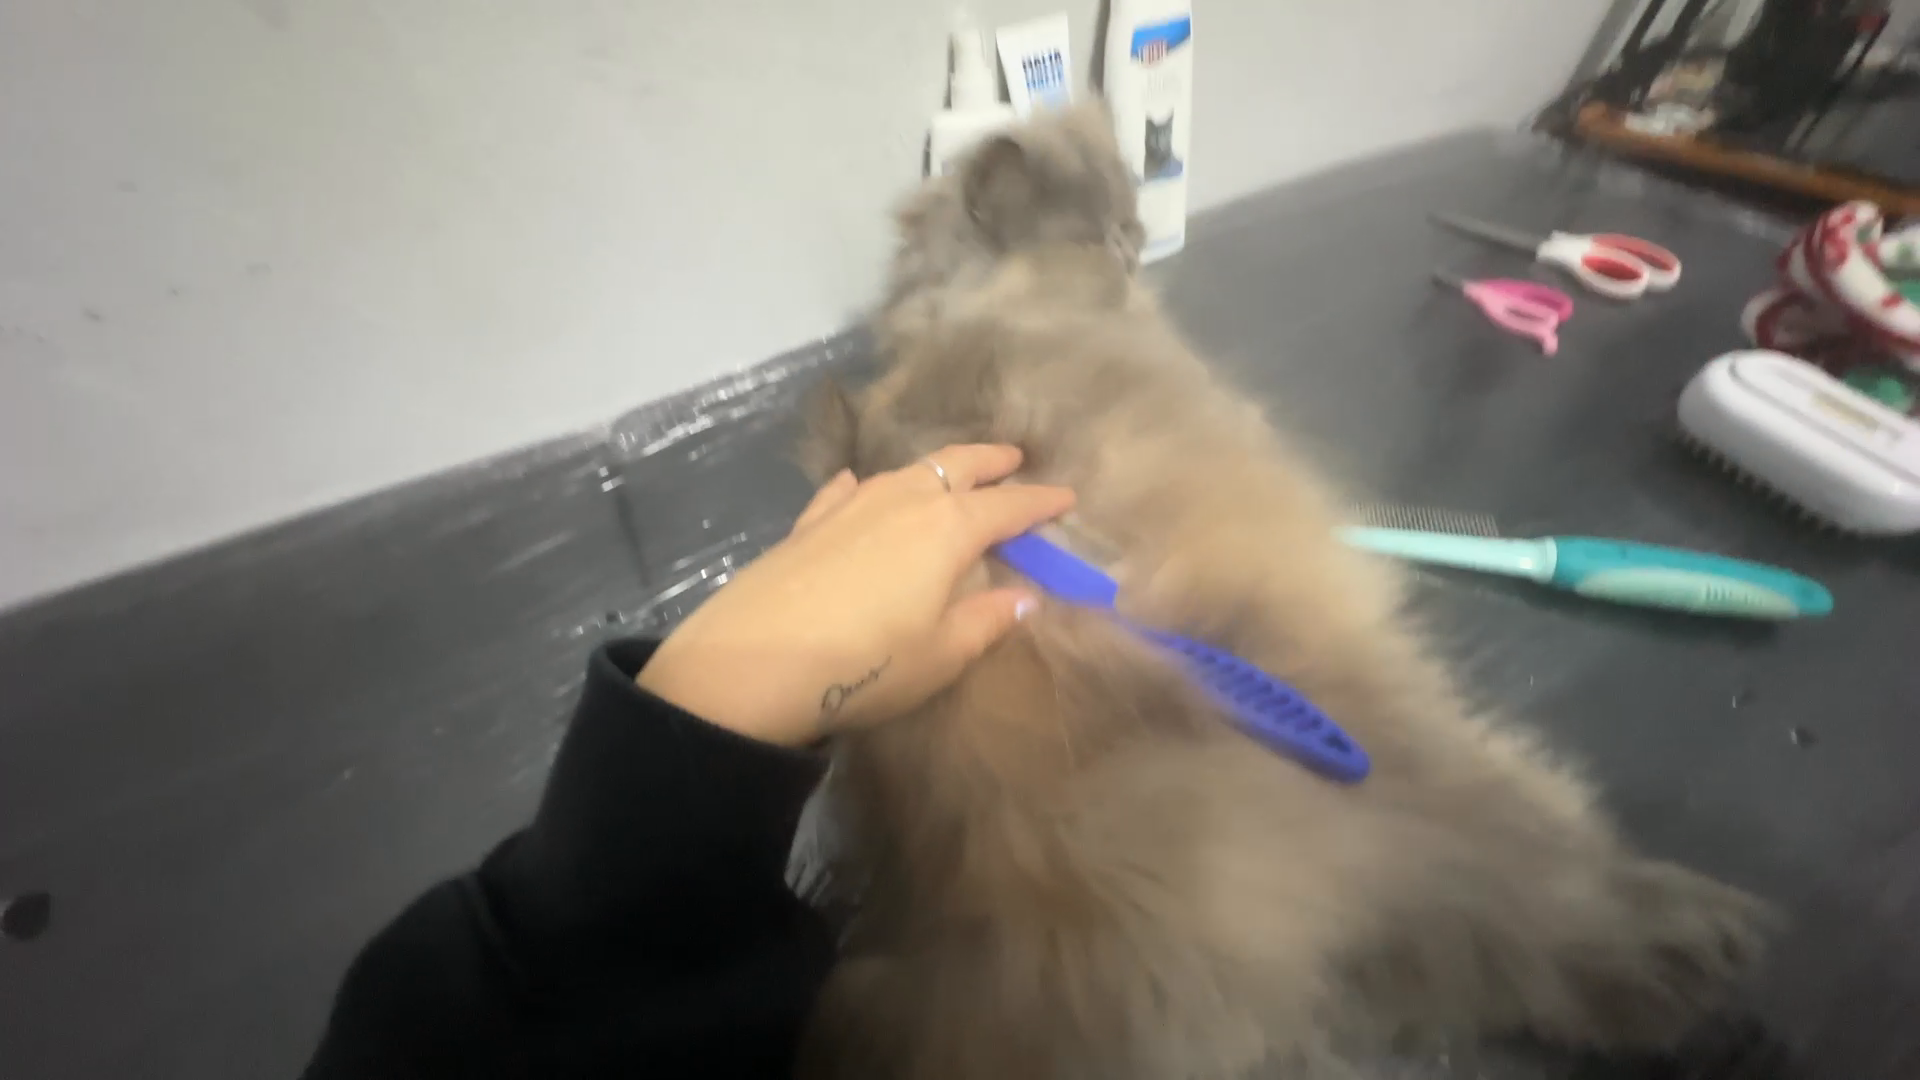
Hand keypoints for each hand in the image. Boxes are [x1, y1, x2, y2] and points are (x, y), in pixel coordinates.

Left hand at [636, 444, 1074, 746]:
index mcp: (946, 529)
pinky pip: (847, 491)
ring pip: (905, 471)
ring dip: (936, 469)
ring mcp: (850, 505)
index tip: (1067, 496)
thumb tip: (1027, 599)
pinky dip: (867, 487)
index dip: (1041, 501)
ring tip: (950, 475)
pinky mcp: (808, 521)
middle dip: (991, 460)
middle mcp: (902, 500)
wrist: (751, 666)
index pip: (1008, 507)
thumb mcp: (941, 654)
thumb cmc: (864, 666)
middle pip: (957, 466)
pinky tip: (860, 488)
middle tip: (1014, 458)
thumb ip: (988, 620)